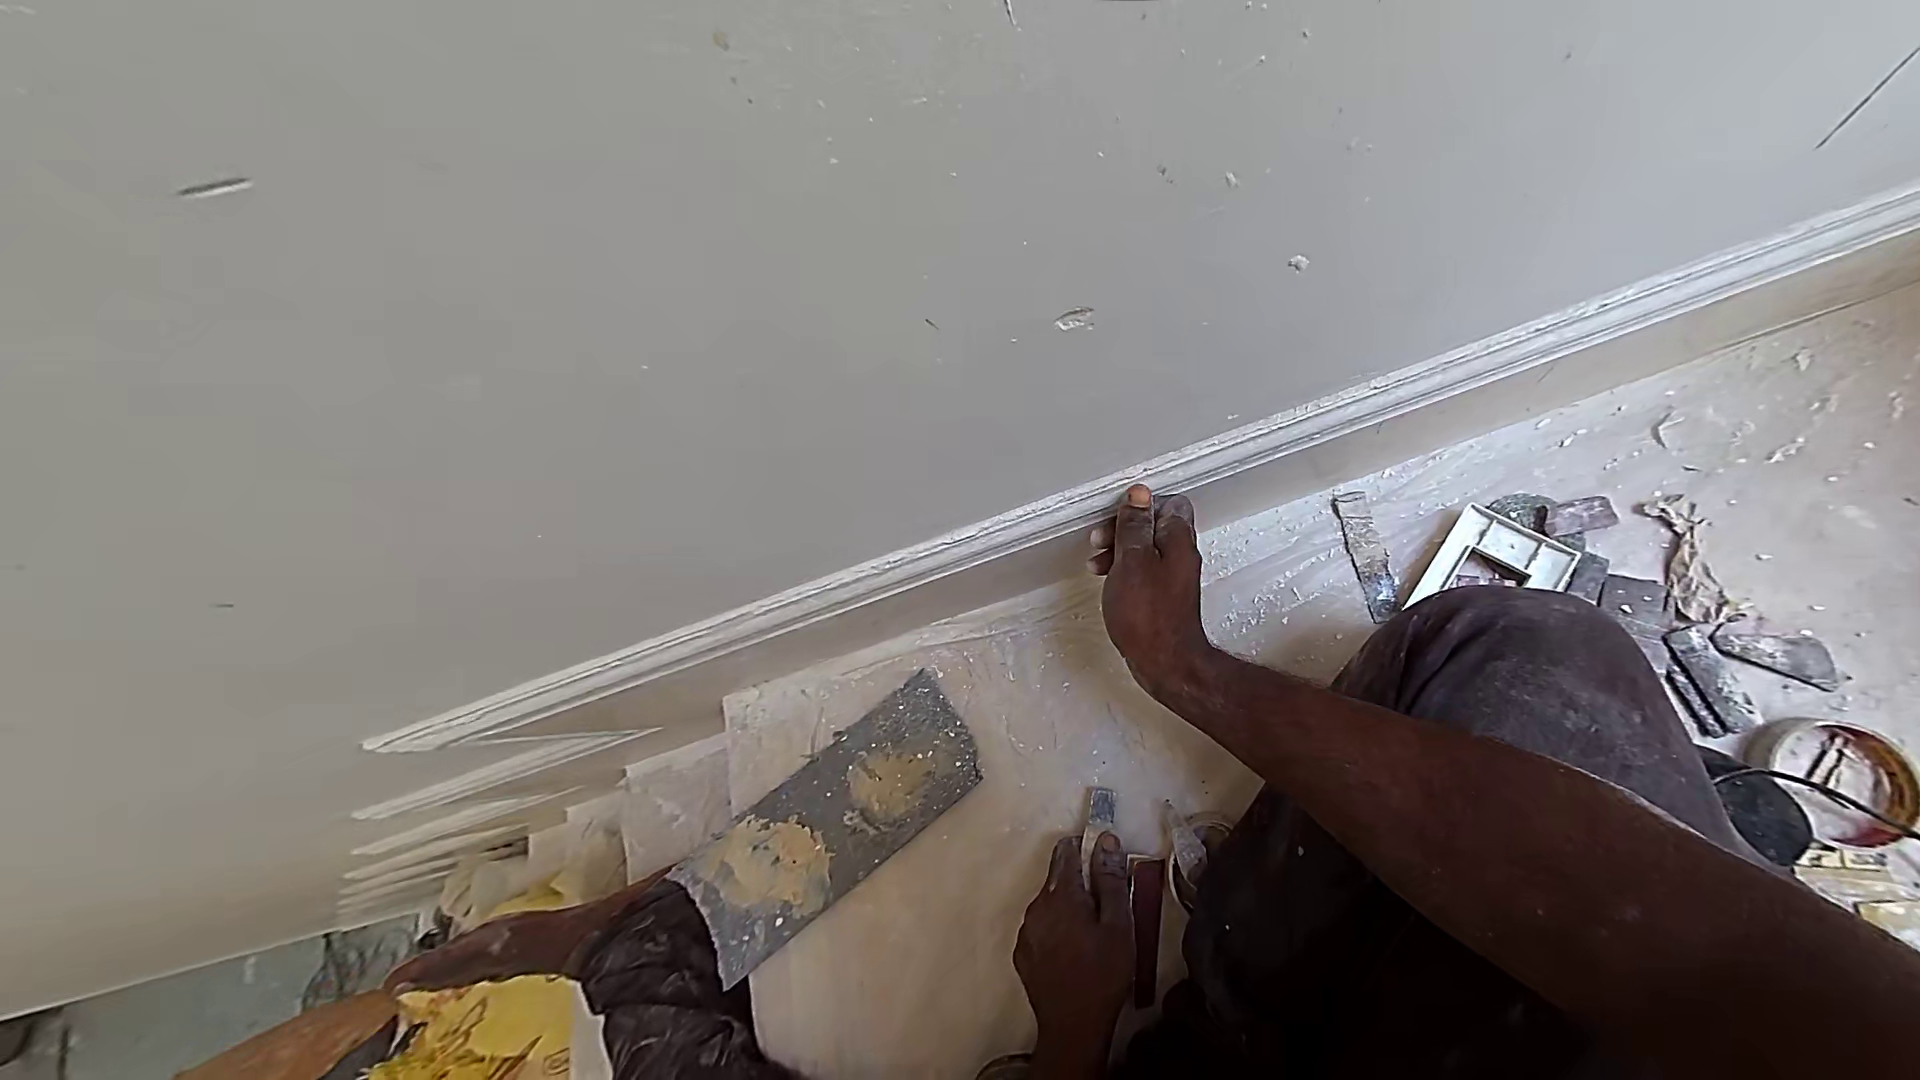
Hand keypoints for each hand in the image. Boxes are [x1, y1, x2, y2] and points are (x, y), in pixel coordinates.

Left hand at [1015, 834, 1134, 1077]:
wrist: (1072, 1027)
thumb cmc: (1102, 974)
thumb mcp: (1118, 925)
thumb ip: (1111, 879)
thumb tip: (1106, 840)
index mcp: (1060, 893)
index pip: (1066, 849)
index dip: (1085, 848)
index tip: (1103, 860)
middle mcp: (1036, 903)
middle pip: (1057, 877)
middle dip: (1079, 882)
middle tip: (1104, 905)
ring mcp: (1026, 928)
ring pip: (1048, 902)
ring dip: (1066, 906)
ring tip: (1090, 932)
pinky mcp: (1022, 951)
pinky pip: (1040, 926)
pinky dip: (1054, 928)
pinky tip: (1071, 951)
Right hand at [1088, 484, 1215, 703]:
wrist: (1163, 661)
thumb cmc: (1147, 616)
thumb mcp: (1131, 561)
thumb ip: (1134, 526)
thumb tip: (1138, 497)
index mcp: (1178, 541)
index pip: (1169, 504)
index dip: (1140, 505)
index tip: (1116, 515)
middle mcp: (1181, 556)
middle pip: (1155, 525)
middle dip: (1124, 528)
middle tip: (1101, 538)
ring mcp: (1173, 577)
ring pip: (1146, 548)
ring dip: (1119, 549)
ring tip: (1098, 562)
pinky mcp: (1164, 597)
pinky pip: (1143, 570)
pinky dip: (1124, 569)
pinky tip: (1110, 580)